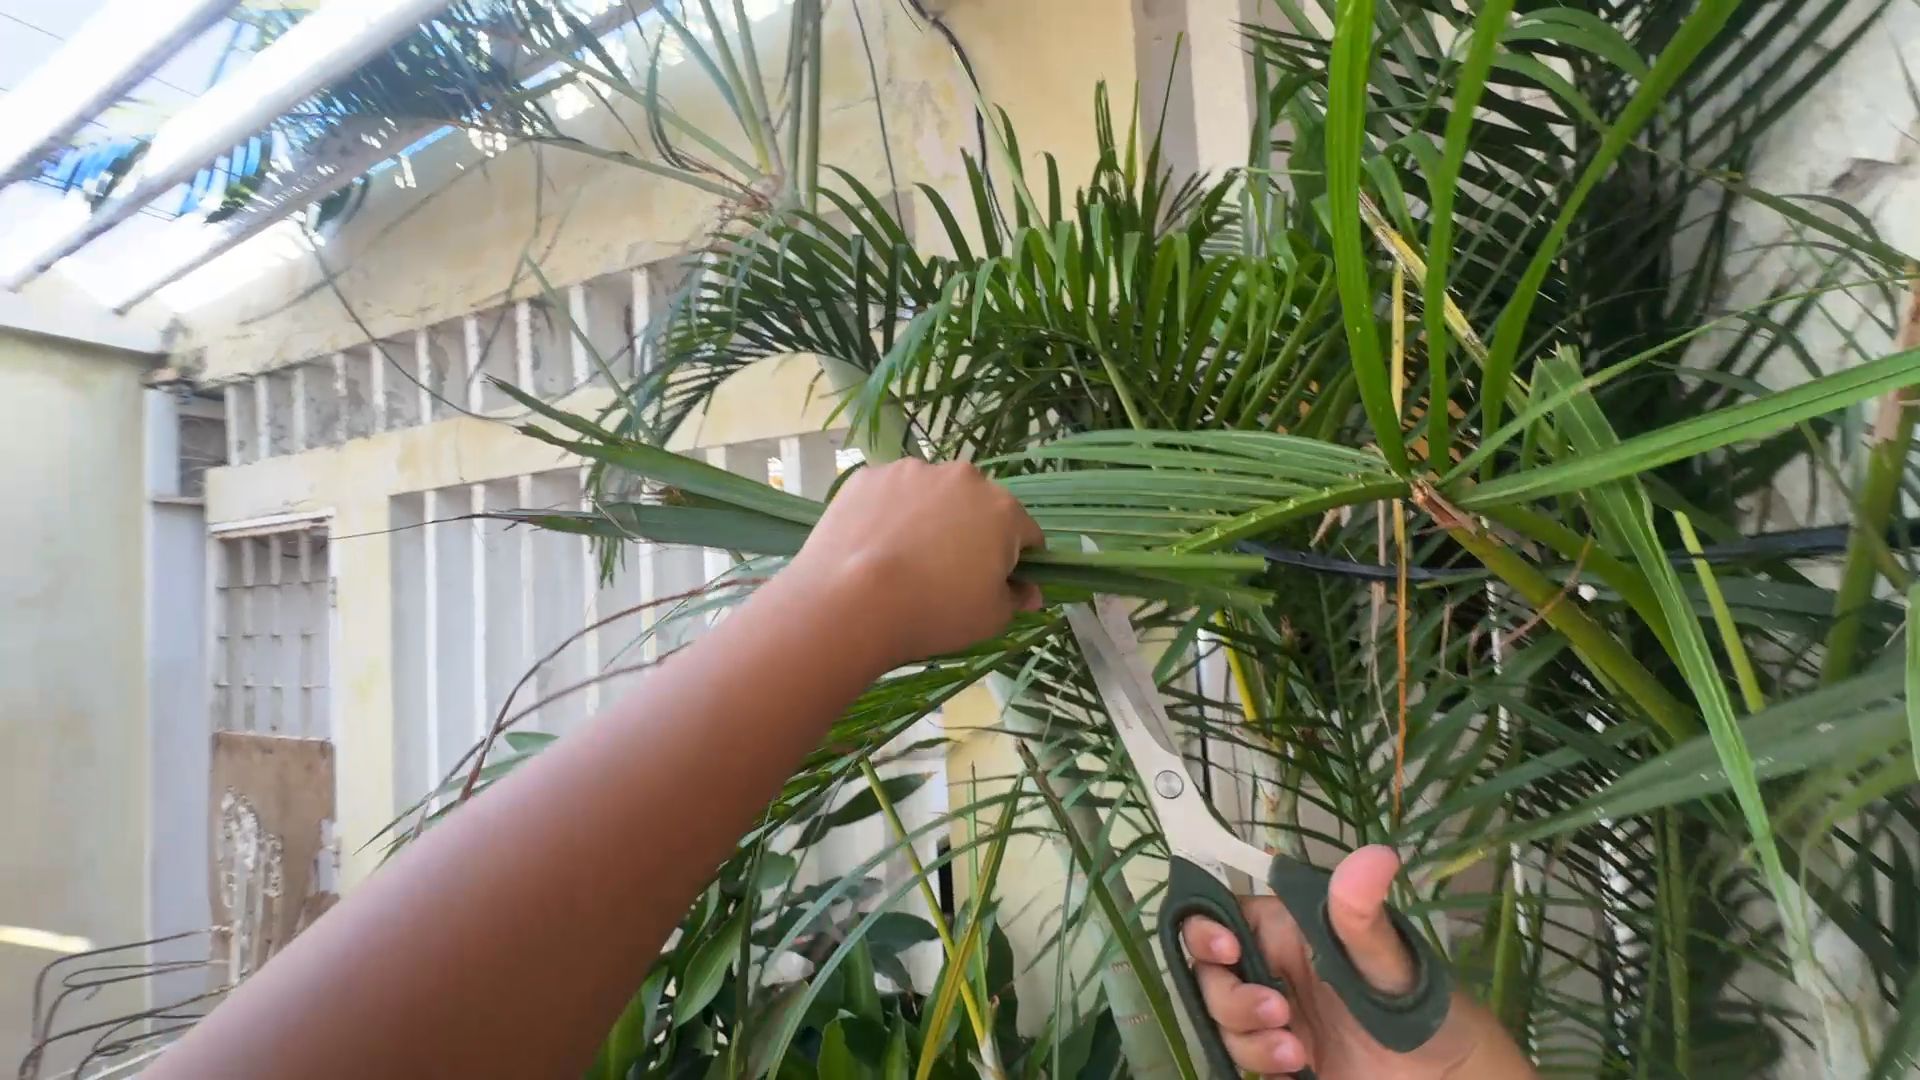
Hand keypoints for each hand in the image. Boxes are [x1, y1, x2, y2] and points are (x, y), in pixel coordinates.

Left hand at [787, 460, 1043, 668]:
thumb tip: (1029, 591)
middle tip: (946, 574)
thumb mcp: (991, 618)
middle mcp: (963, 477)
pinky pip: (890, 495)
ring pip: (932, 496)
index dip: (1017, 561)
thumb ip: (1016, 597)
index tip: (996, 583)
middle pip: (977, 507)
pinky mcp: (869, 476)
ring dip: (929, 518)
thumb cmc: (935, 612)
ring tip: (902, 560)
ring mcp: (912, 472)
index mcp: (1003, 509)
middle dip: (971, 533)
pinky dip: (888, 514)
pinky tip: (873, 547)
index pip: (1026, 533)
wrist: (850, 602)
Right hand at [1183, 846, 1534, 1079]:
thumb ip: (1363, 915)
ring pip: (1219, 1015)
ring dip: (1245, 1034)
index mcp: (1283, 928)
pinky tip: (1298, 1070)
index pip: (1219, 912)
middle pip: (1209, 968)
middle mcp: (1269, 965)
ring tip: (1296, 1052)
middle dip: (1227, 994)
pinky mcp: (1277, 1057)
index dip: (1204, 927)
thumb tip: (1377, 854)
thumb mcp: (1390, 962)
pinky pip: (1239, 1055)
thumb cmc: (1426, 1010)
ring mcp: (1271, 1013)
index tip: (1224, 949)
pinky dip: (1257, 1062)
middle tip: (1275, 1010)